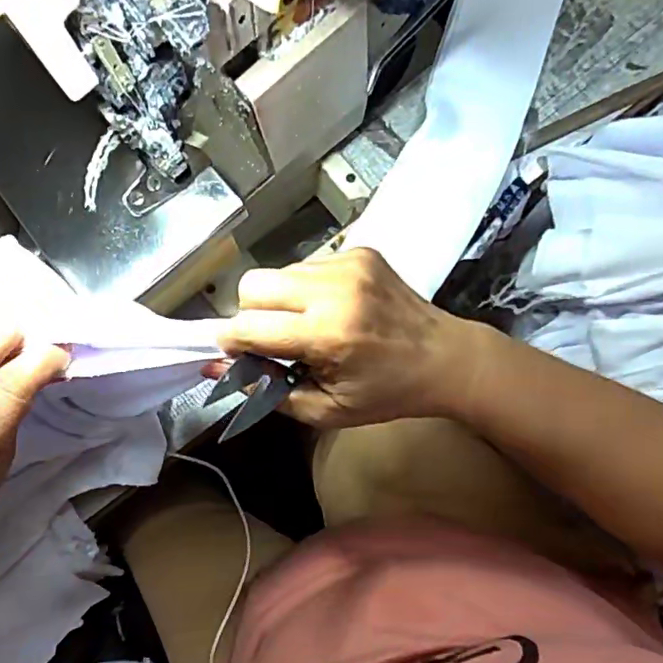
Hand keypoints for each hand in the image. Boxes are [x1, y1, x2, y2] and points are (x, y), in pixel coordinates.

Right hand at [212, 248, 486, 428]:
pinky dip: (305, 289)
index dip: (233, 342)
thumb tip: (217, 367)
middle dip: (250, 314)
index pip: (248, 325)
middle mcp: (334, 289)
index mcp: (327, 333)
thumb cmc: (387, 393)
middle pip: (252, 285)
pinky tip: (331, 309)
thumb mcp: (325, 411)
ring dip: (279, 300)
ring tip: (307, 325)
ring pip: (277, 272)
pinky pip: (306, 265)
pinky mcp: (359, 252)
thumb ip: (266, 391)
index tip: (236, 353)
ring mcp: (348, 264)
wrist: (445, 357)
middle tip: (272, 339)